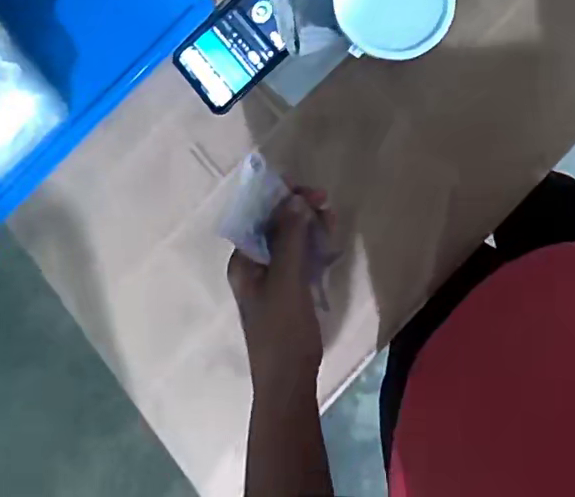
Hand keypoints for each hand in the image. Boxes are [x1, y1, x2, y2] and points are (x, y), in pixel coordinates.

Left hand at [228, 190, 331, 389]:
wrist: (289, 383)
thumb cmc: (282, 330)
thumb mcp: (287, 279)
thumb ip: (290, 237)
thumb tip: (295, 198)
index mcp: (243, 260)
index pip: (257, 214)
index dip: (281, 197)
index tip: (310, 191)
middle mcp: (253, 263)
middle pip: (275, 223)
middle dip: (299, 209)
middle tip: (326, 205)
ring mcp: (271, 276)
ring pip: (289, 237)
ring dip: (308, 224)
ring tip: (331, 221)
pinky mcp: (288, 288)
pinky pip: (299, 254)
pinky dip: (312, 243)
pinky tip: (329, 240)